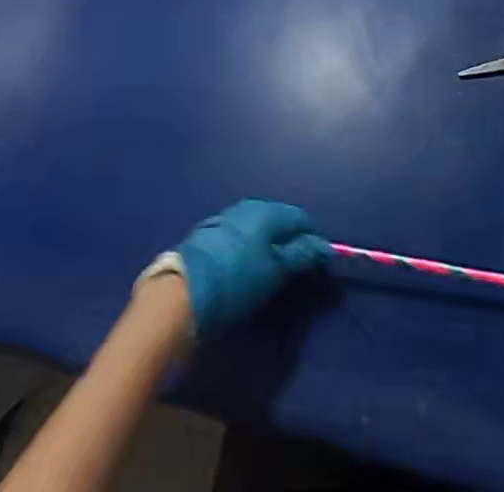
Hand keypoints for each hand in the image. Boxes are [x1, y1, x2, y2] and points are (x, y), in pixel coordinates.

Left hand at [167, 200, 329, 338]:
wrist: (178, 296)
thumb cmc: (237, 280)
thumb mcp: (277, 270)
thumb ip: (303, 255)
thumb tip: (324, 247)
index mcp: (267, 210)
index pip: (302, 219)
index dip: (314, 240)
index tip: (319, 264)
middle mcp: (247, 208)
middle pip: (279, 222)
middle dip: (291, 242)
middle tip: (297, 271)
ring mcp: (225, 220)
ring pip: (258, 230)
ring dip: (269, 247)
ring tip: (272, 272)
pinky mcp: (208, 236)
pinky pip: (240, 238)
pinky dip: (250, 251)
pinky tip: (247, 270)